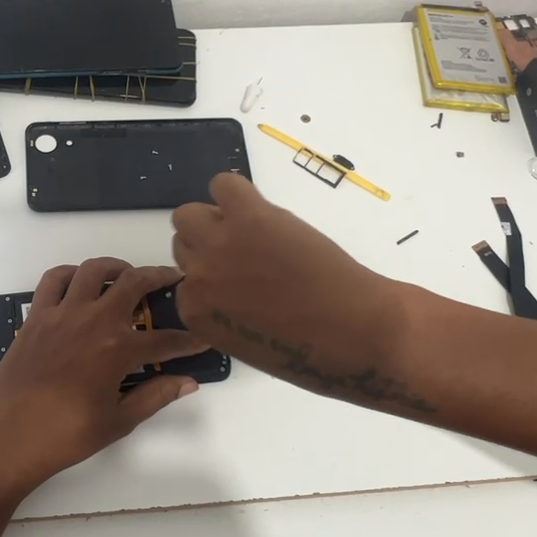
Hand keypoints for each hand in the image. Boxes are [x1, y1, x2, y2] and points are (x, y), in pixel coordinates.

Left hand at [0, 259, 207, 495]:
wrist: (6, 439)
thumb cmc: (65, 437)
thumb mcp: (118, 421)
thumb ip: (155, 396)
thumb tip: (189, 382)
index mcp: (117, 350)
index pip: (165, 339)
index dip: (189, 340)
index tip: (204, 337)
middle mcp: (92, 321)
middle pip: (134, 284)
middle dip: (161, 278)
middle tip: (174, 281)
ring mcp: (61, 314)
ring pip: (94, 270)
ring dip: (117, 267)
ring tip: (128, 276)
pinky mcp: (36, 316)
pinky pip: (54, 279)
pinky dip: (71, 273)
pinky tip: (81, 283)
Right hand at [171, 174, 433, 415]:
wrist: (354, 331)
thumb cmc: (312, 351)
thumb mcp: (249, 343)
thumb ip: (225, 314)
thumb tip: (230, 290)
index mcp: (196, 313)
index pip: (185, 284)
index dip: (211, 278)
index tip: (235, 281)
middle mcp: (197, 276)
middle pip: (182, 244)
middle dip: (207, 248)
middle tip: (243, 254)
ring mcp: (219, 243)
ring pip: (188, 215)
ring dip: (213, 220)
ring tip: (249, 229)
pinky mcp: (249, 215)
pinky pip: (224, 185)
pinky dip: (234, 193)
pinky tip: (258, 210)